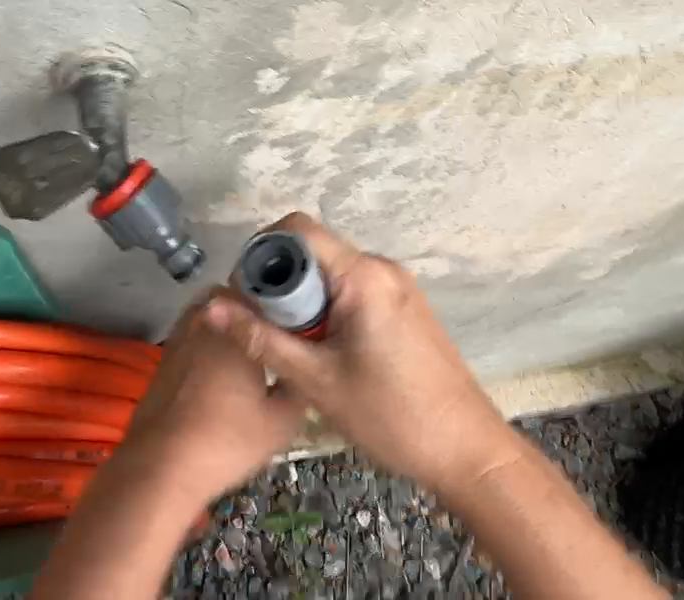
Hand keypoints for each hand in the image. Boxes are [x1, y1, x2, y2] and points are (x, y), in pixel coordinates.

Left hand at [112, 288, 306, 506]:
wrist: (163, 463)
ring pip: (206, 314)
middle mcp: (205, 321)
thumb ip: (297, 389)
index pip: (258, 292)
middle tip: (268, 334)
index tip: (291, 319)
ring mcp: (179, 336)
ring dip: (223, 322)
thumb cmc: (228, 439)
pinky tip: (216, 370)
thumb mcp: (281, 422)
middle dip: (247, 308)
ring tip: (243, 351)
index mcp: (236, 327)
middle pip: (228, 296)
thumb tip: (301, 373)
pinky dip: (204, 342)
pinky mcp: (164, 356)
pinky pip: (190, 334)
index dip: (276, 302)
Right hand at [203, 212, 521, 499]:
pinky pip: (351, 289)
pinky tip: (322, 350)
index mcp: (364, 276)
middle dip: (280, 282)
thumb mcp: (317, 380)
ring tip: (291, 344)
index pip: (298, 230)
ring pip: (330, 273)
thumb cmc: (393, 417)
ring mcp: (397, 287)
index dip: (261, 250)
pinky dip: (327, 309)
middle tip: (261, 326)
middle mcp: (382, 268)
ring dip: (303, 300)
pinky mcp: (404, 306)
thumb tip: (212, 306)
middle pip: (313, 250)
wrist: (470, 454)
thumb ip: (261, 338)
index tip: (244, 291)